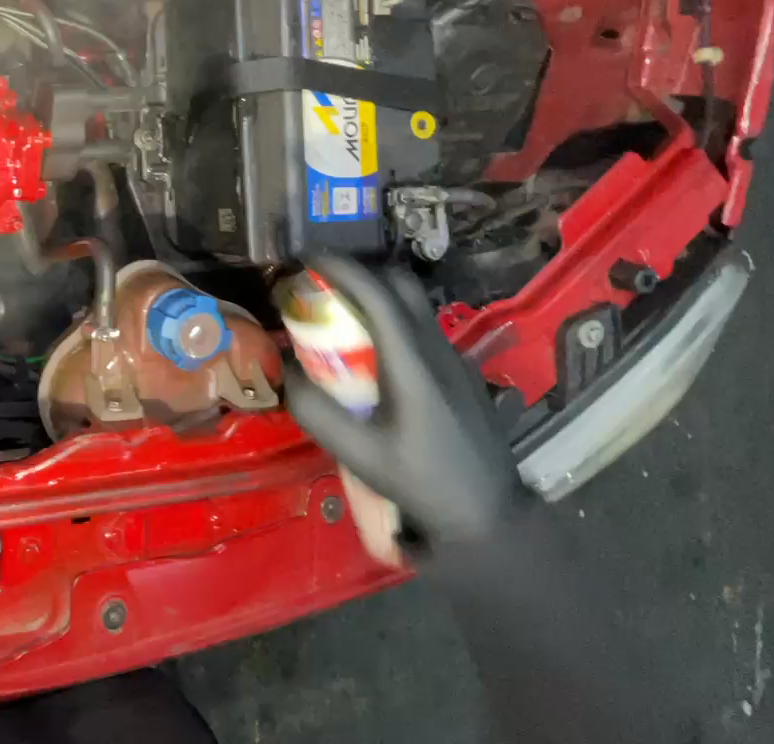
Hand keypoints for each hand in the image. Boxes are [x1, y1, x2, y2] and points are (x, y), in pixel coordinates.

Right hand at [283, 255, 526, 546]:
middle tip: (318, 282)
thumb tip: (282, 371)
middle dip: (356, 272)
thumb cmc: (423, 482)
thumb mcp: (357, 454)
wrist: (490, 516)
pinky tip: (368, 350)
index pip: (376, 294)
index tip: (305, 258)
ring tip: (335, 311)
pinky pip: (418, 327)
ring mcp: (453, 358)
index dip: (339, 267)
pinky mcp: (457, 372)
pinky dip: (387, 319)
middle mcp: (436, 348)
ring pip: (412, 304)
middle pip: (399, 286)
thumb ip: (314, 410)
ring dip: (372, 295)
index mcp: (412, 362)